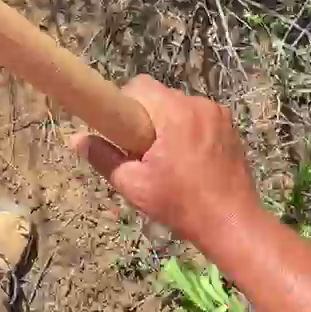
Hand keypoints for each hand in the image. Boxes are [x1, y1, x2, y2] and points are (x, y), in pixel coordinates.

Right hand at [69, 75, 261, 247]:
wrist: (234, 225)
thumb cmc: (181, 205)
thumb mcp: (134, 185)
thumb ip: (103, 158)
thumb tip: (76, 139)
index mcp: (175, 113)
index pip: (139, 86)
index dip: (124, 104)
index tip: (122, 132)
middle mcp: (198, 104)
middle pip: (160, 97)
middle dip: (147, 118)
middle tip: (143, 151)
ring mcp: (218, 113)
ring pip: (179, 107)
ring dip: (168, 124)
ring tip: (168, 160)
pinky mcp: (230, 125)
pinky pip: (198, 117)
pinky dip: (188, 130)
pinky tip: (189, 160)